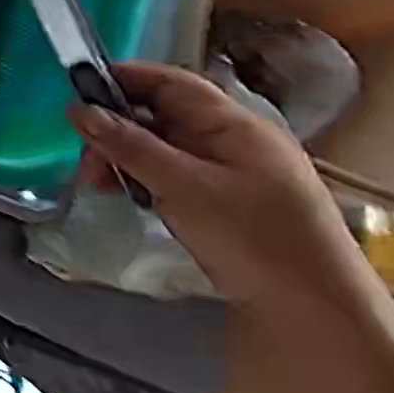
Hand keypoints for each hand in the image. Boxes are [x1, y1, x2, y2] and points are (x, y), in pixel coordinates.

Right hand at [68, 62, 379, 311]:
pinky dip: (144, 179)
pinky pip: (174, 175)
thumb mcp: (182, 187)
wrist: (316, 314)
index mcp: (233, 124)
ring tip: (98, 185)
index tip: (77, 91)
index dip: (124, 79)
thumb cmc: (252, 238)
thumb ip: (129, 146)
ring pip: (163, 148)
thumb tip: (79, 110)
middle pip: (161, 116)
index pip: (170, 83)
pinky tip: (128, 197)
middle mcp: (233, 140)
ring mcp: (231, 172)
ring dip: (125, 159)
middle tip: (86, 163)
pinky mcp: (225, 202)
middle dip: (116, 131)